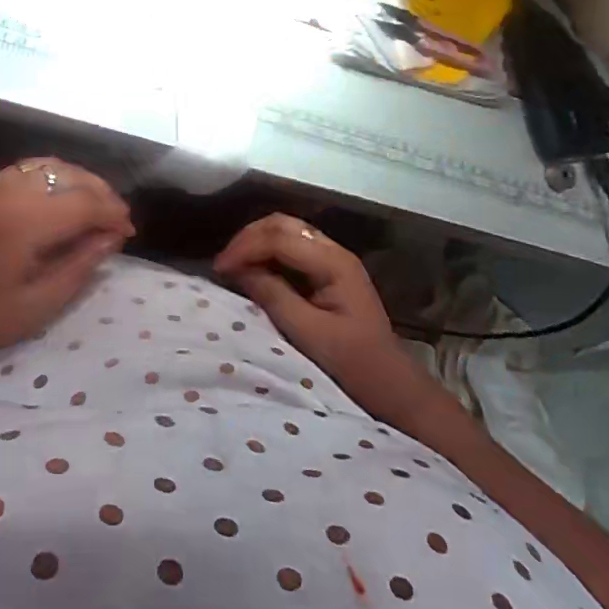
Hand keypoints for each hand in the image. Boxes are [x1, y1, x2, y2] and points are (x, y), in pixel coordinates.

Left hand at [0, 158, 133, 362]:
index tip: (129, 232)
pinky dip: (53, 177)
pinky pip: (27, 169)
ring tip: (95, 207)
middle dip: (102, 194)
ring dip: (79, 181)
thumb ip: (81, 265)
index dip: (114, 214)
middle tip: (117, 220)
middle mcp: (7, 191)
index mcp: (22, 223)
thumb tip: (112, 237)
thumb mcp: (38, 305)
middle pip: (70, 176)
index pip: (85, 202)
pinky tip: (62, 199)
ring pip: (50, 165)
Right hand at [212, 213, 428, 415]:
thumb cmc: (351, 362)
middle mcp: (334, 251)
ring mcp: (333, 260)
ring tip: (233, 264)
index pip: (280, 238)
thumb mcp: (307, 332)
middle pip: (283, 224)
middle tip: (224, 263)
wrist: (390, 384)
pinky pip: (292, 248)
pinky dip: (267, 252)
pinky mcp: (328, 272)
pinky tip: (252, 269)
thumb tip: (238, 270)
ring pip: (287, 231)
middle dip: (248, 238)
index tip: (218, 269)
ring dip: (256, 242)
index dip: (245, 249)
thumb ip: (272, 295)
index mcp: (334, 263)